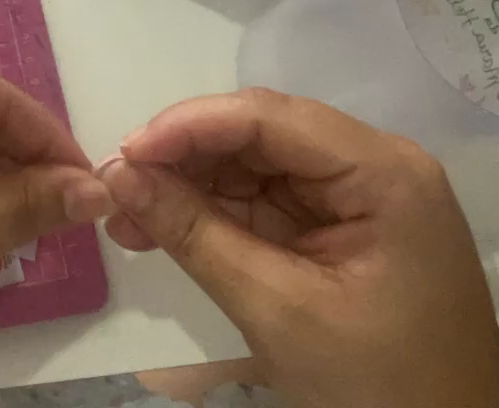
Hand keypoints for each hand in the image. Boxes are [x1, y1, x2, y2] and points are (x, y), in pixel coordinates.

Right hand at [100, 89, 498, 407]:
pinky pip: (257, 199)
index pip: (268, 117)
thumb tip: (115, 174)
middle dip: (183, 158)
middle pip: (256, 134)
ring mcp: (353, 196)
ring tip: (125, 215)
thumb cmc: (376, 391)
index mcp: (383, 173)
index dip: (189, 125)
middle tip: (118, 184)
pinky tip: (157, 227)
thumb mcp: (276, 309)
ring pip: (248, 163)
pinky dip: (208, 213)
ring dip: (186, 186)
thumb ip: (192, 232)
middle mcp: (371, 166)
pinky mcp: (333, 224)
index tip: (126, 152)